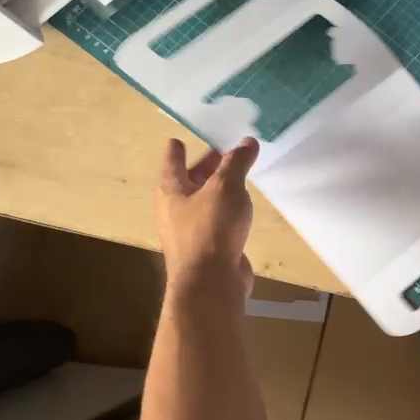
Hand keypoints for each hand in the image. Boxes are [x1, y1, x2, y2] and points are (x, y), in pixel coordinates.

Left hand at [157, 137, 258, 294]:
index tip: (178, 139)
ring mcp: (189, 229)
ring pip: (203, 200)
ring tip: (238, 177)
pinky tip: (241, 208)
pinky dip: (226, 207)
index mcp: (171, 191)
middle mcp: (175, 208)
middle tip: (226, 153)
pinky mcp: (206, 246)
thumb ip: (237, 163)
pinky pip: (215, 218)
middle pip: (189, 180)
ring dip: (218, 188)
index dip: (177, 149)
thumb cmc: (211, 228)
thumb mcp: (226, 187)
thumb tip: (247, 142)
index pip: (172, 162)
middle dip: (206, 167)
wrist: (210, 281)